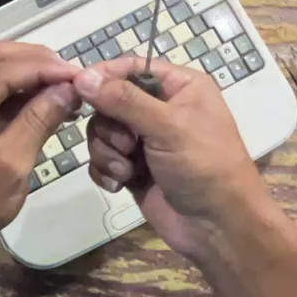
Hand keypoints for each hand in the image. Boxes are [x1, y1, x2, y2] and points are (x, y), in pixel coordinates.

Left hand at [0, 41, 80, 283]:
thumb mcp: (12, 166)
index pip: (1, 69)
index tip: (78, 75)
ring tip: (66, 85)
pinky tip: (48, 96)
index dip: (43, 66)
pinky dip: (22, 85)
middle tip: (74, 76)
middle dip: (38, 60)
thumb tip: (69, 89)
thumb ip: (38, 122)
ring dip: (31, 69)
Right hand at [77, 58, 276, 259]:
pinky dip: (106, 170)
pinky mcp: (133, 168)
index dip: (104, 76)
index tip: (77, 87)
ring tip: (127, 170)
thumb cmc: (203, 166)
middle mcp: (160, 108)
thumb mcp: (167, 126)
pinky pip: (103, 159)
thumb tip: (81, 75)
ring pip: (102, 132)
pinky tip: (121, 184)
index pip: (131, 67)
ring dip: (108, 151)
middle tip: (127, 144)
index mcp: (179, 87)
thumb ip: (123, 99)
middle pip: (110, 101)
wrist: (218, 228)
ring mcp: (145, 140)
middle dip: (110, 126)